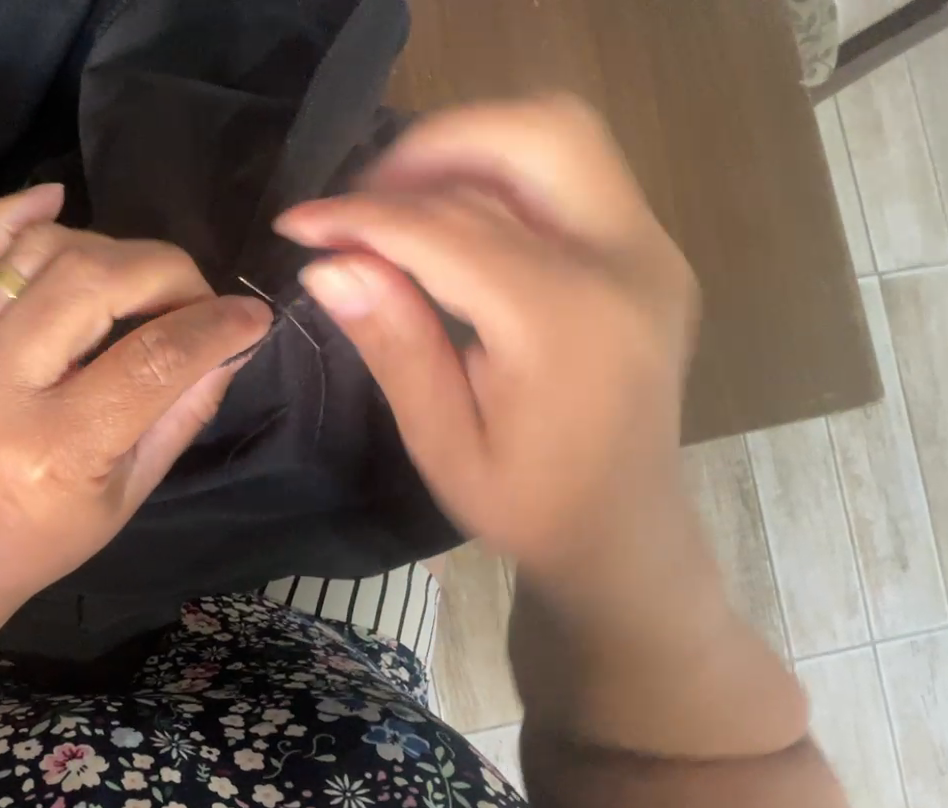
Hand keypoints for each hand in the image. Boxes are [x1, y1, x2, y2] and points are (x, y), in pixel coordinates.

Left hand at [0, 184, 271, 602]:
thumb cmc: (55, 532)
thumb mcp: (134, 488)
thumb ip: (184, 410)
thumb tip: (234, 341)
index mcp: (55, 447)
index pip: (149, 359)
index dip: (213, 326)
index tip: (251, 318)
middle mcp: (0, 387)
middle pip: (94, 282)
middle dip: (168, 274)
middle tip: (198, 301)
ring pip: (45, 253)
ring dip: (113, 249)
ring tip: (146, 286)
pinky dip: (18, 213)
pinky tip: (60, 200)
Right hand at [274, 96, 700, 591]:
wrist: (621, 529)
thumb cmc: (523, 504)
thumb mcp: (441, 440)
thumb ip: (393, 344)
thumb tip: (327, 268)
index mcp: (563, 322)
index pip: (448, 230)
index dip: (362, 219)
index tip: (298, 223)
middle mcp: (624, 262)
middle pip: (533, 137)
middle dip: (429, 149)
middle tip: (359, 201)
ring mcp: (650, 249)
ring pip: (559, 141)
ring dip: (467, 153)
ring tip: (396, 206)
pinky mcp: (648, 252)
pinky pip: (572, 178)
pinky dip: (500, 179)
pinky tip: (450, 226)